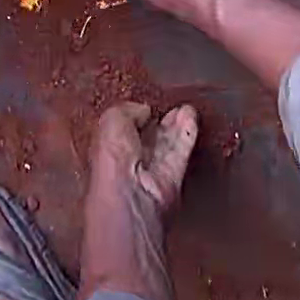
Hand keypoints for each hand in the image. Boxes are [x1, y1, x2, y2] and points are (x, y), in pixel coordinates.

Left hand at [91, 102, 197, 217]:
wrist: (131, 195)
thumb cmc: (113, 158)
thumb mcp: (111, 119)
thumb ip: (128, 109)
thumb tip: (145, 111)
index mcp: (108, 148)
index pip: (123, 129)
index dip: (134, 116)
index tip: (146, 105)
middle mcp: (129, 160)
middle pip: (147, 137)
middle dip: (158, 121)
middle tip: (170, 106)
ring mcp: (152, 171)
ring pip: (166, 143)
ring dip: (176, 125)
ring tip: (186, 108)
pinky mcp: (171, 178)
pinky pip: (180, 152)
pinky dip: (186, 134)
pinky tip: (191, 116)